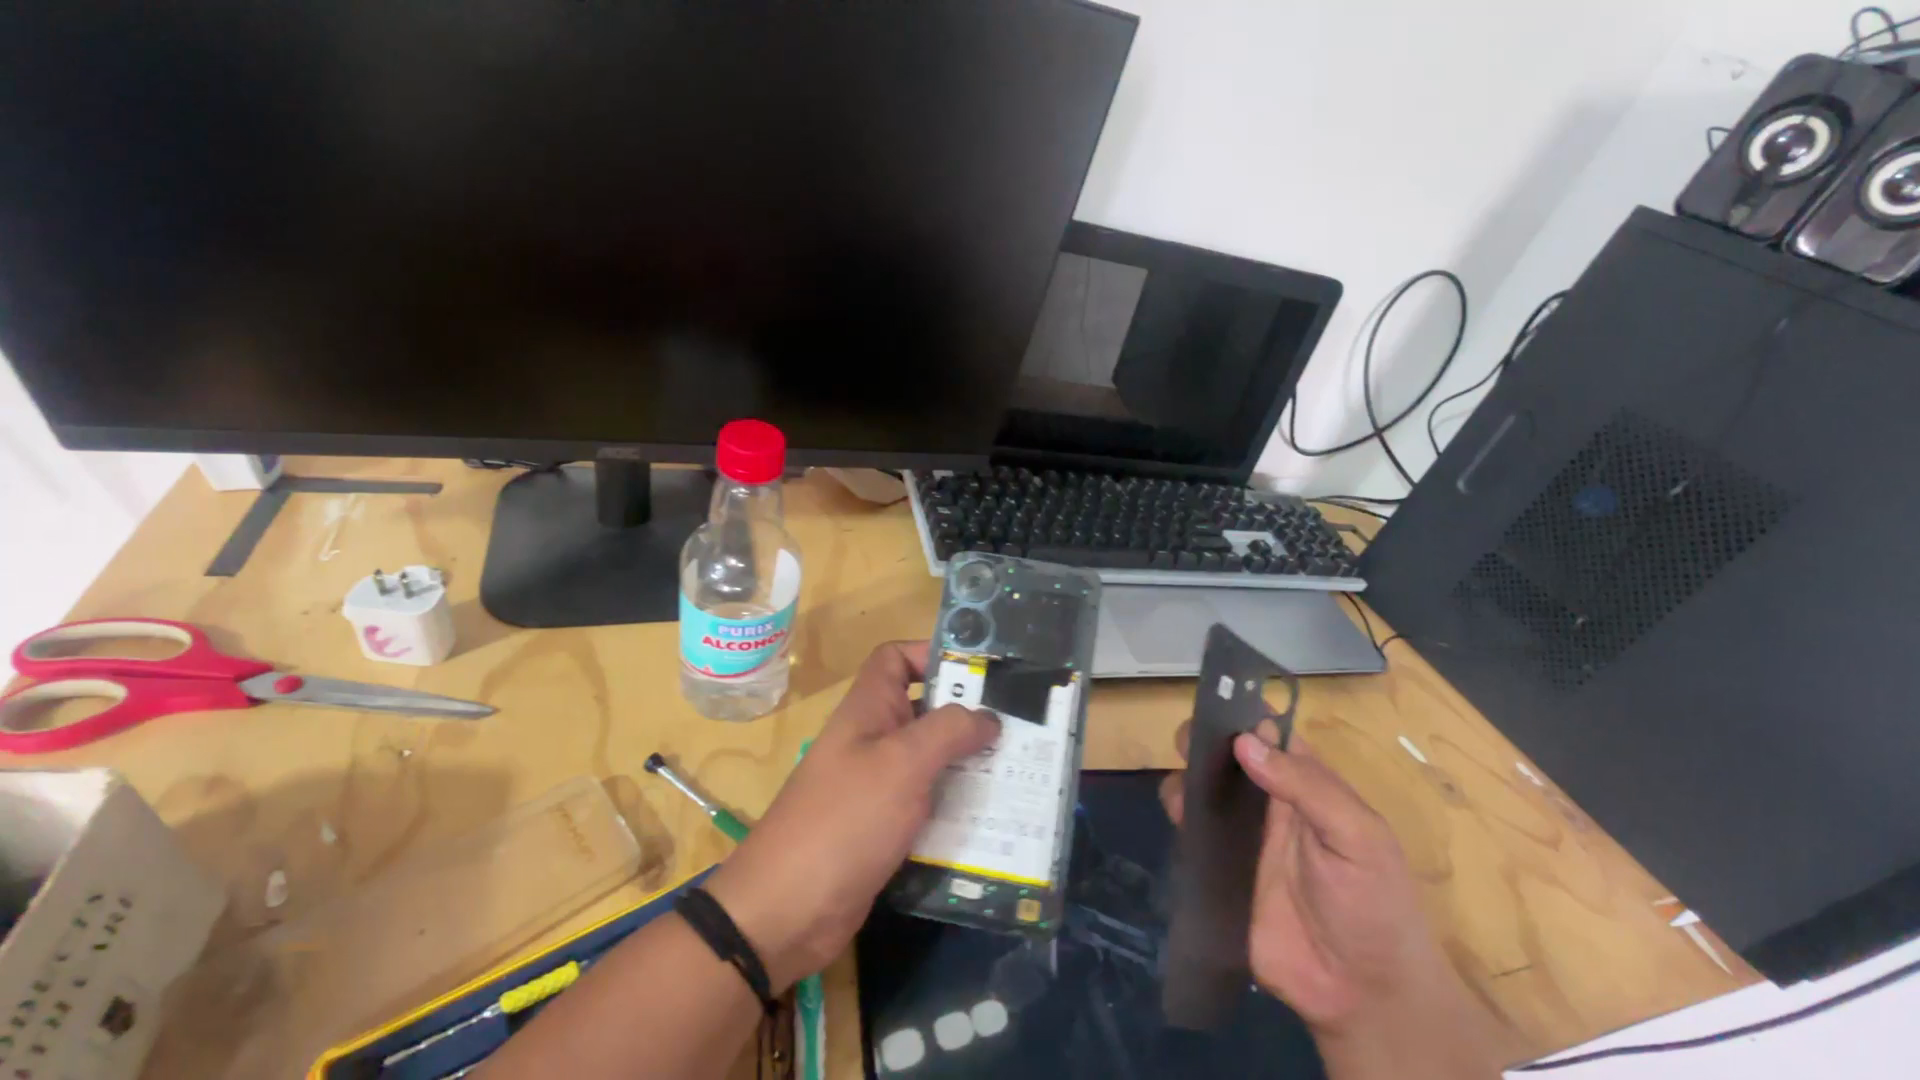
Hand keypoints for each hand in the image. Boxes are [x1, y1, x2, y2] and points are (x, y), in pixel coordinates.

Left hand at [705, 641, 998, 990]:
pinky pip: (929, 809)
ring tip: (1023, 773)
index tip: (984, 673)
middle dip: (971, 717)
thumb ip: (948, 730)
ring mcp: (877, 789)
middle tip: (1024, 729)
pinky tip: (997, 822)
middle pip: (925, 712)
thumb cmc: (845, 820)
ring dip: (971, 767)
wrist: (787, 910)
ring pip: (932, 763)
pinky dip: (958, 812)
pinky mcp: (884, 832)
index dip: (934, 654)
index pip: (896, 658)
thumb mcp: (901, 764)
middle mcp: (872, 743)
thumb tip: (988, 717)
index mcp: (867, 711)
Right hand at [1161, 727, 1505, 1075]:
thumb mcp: (1358, 837)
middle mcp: (1266, 804)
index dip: (1245, 712)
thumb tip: (1245, 742)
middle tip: (1193, 742)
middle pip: (1225, 756)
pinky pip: (1187, 837)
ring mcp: (1238, 838)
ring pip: (1198, 790)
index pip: (1270, 735)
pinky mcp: (1215, 873)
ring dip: (1186, 777)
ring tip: (1188, 789)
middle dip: (1204, 739)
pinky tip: (1180, 821)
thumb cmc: (1373, 904)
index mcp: (1306, 787)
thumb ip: (1307, 786)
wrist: (1360, 990)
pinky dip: (1177, 820)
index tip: (1218, 695)